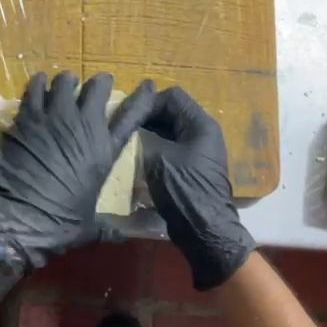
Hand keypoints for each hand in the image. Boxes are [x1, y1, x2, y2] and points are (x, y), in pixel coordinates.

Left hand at [0, 71, 155, 269]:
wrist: (16, 218)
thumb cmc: (58, 224)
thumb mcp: (93, 227)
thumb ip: (116, 226)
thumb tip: (141, 234)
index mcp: (105, 151)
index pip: (132, 115)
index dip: (142, 98)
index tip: (147, 86)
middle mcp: (84, 127)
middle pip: (97, 89)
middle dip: (99, 84)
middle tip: (97, 83)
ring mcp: (54, 119)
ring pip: (65, 83)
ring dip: (67, 82)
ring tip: (66, 83)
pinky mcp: (27, 119)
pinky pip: (35, 89)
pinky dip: (39, 84)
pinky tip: (39, 84)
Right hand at [139, 87, 254, 289]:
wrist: (203, 229)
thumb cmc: (183, 189)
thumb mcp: (157, 157)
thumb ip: (142, 135)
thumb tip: (129, 125)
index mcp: (201, 124)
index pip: (171, 97)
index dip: (148, 103)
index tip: (127, 118)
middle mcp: (203, 133)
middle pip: (170, 113)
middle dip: (146, 119)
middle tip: (123, 130)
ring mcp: (198, 151)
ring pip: (168, 132)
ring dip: (148, 136)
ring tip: (126, 144)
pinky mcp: (191, 167)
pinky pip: (170, 149)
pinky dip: (153, 150)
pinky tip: (136, 160)